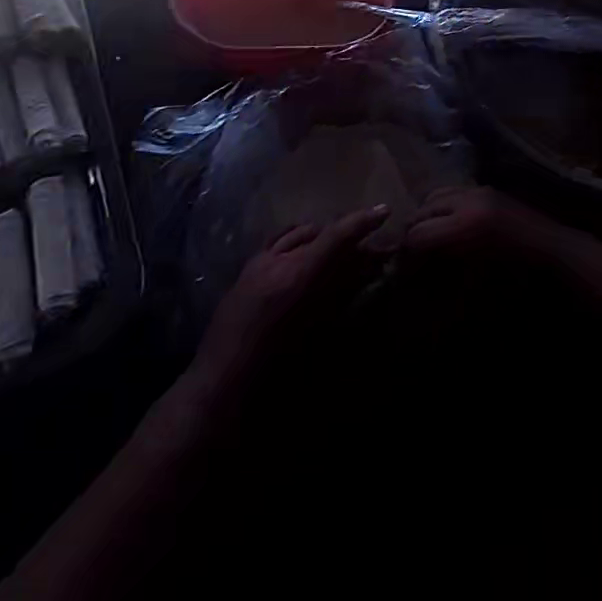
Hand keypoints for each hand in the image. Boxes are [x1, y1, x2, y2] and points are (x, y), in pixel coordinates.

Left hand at [192, 204, 391, 387]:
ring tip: (341, 252)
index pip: (334, 237)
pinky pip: (275, 246)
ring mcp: (255, 265)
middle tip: (370, 250)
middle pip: (316, 234)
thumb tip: (365, 275)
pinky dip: (297, 244)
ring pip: (294, 235)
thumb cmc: (274, 379)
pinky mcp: (244, 274)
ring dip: (321, 238)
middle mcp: (274, 262)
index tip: (384, 212)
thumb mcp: (317, 339)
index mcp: (294, 277)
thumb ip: (341, 299)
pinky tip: (306, 259)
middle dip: (345, 237)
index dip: (361, 222)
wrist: (217, 389)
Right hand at [404, 186, 584, 258]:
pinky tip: (447, 223)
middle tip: (410, 249)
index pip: (418, 234)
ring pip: (435, 196)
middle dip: (413, 229)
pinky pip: (454, 192)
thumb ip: (443, 265)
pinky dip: (443, 205)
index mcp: (466, 225)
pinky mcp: (487, 190)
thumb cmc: (519, 275)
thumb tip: (416, 264)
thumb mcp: (477, 276)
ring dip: (427, 214)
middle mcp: (469, 201)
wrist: (557, 253)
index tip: (403, 263)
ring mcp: (479, 191)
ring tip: (427, 233)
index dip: (407, 250)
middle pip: (423, 210)